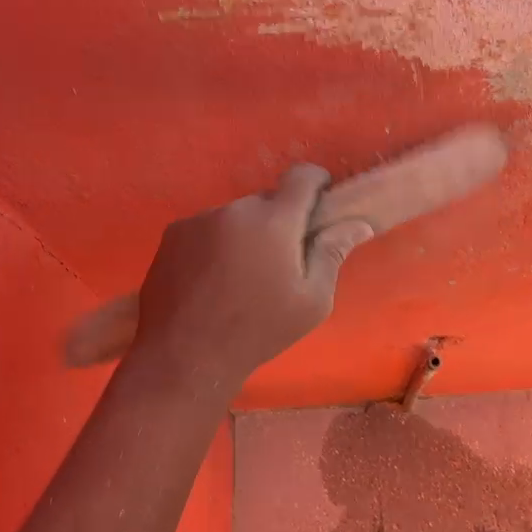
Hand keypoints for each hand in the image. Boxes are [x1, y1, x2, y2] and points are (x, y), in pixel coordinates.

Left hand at [130, 164, 374, 391]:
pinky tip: (213, 279)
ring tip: (241, 276)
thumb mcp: (311, 301)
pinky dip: (216, 243)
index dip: (316, 183)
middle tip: (279, 260)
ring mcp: (200, 219)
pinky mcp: (173, 234)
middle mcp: (236, 209)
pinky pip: (207, 228)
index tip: (321, 204)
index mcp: (275, 221)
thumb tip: (357, 223)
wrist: (185, 355)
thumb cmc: (258, 330)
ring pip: (236, 215)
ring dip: (246, 233)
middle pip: (268, 200)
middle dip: (279, 221)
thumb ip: (333, 253)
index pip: (302, 176)